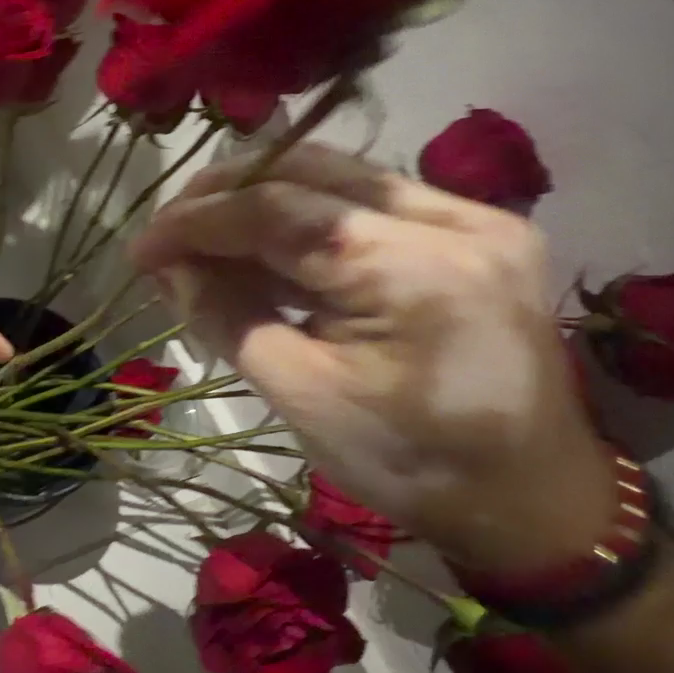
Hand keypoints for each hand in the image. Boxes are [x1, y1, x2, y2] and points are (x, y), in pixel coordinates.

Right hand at [129, 143, 614, 572]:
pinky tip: (266, 247)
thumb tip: (166, 267)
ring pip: (340, 175)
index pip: (277, 211)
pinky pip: (370, 201)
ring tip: (204, 238)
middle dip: (223, 195)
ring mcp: (476, 218)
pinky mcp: (479, 232)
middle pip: (310, 171)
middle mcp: (455, 219)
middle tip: (166, 233)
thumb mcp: (302, 398)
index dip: (195, 223)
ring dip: (260, 199)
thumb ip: (227, 318)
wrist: (534, 502)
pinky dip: (307, 217)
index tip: (138, 249)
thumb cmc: (412, 463)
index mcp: (414, 269)